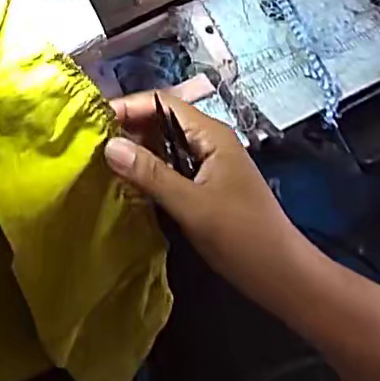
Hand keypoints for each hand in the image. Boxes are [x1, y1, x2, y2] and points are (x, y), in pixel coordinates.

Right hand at [104, 91, 317, 301]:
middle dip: (130, 126)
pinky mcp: (208, 182)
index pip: (162, 102)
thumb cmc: (243, 237)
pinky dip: (151, 167)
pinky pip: (173, 163)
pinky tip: (131, 181)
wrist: (285, 277)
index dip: (129, 106)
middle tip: (94, 141)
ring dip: (139, 147)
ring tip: (104, 159)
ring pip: (166, 142)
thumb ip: (151, 175)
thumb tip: (110, 146)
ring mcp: (210, 161)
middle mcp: (209, 139)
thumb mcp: (192, 206)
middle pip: (163, 119)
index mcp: (210, 133)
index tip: (96, 119)